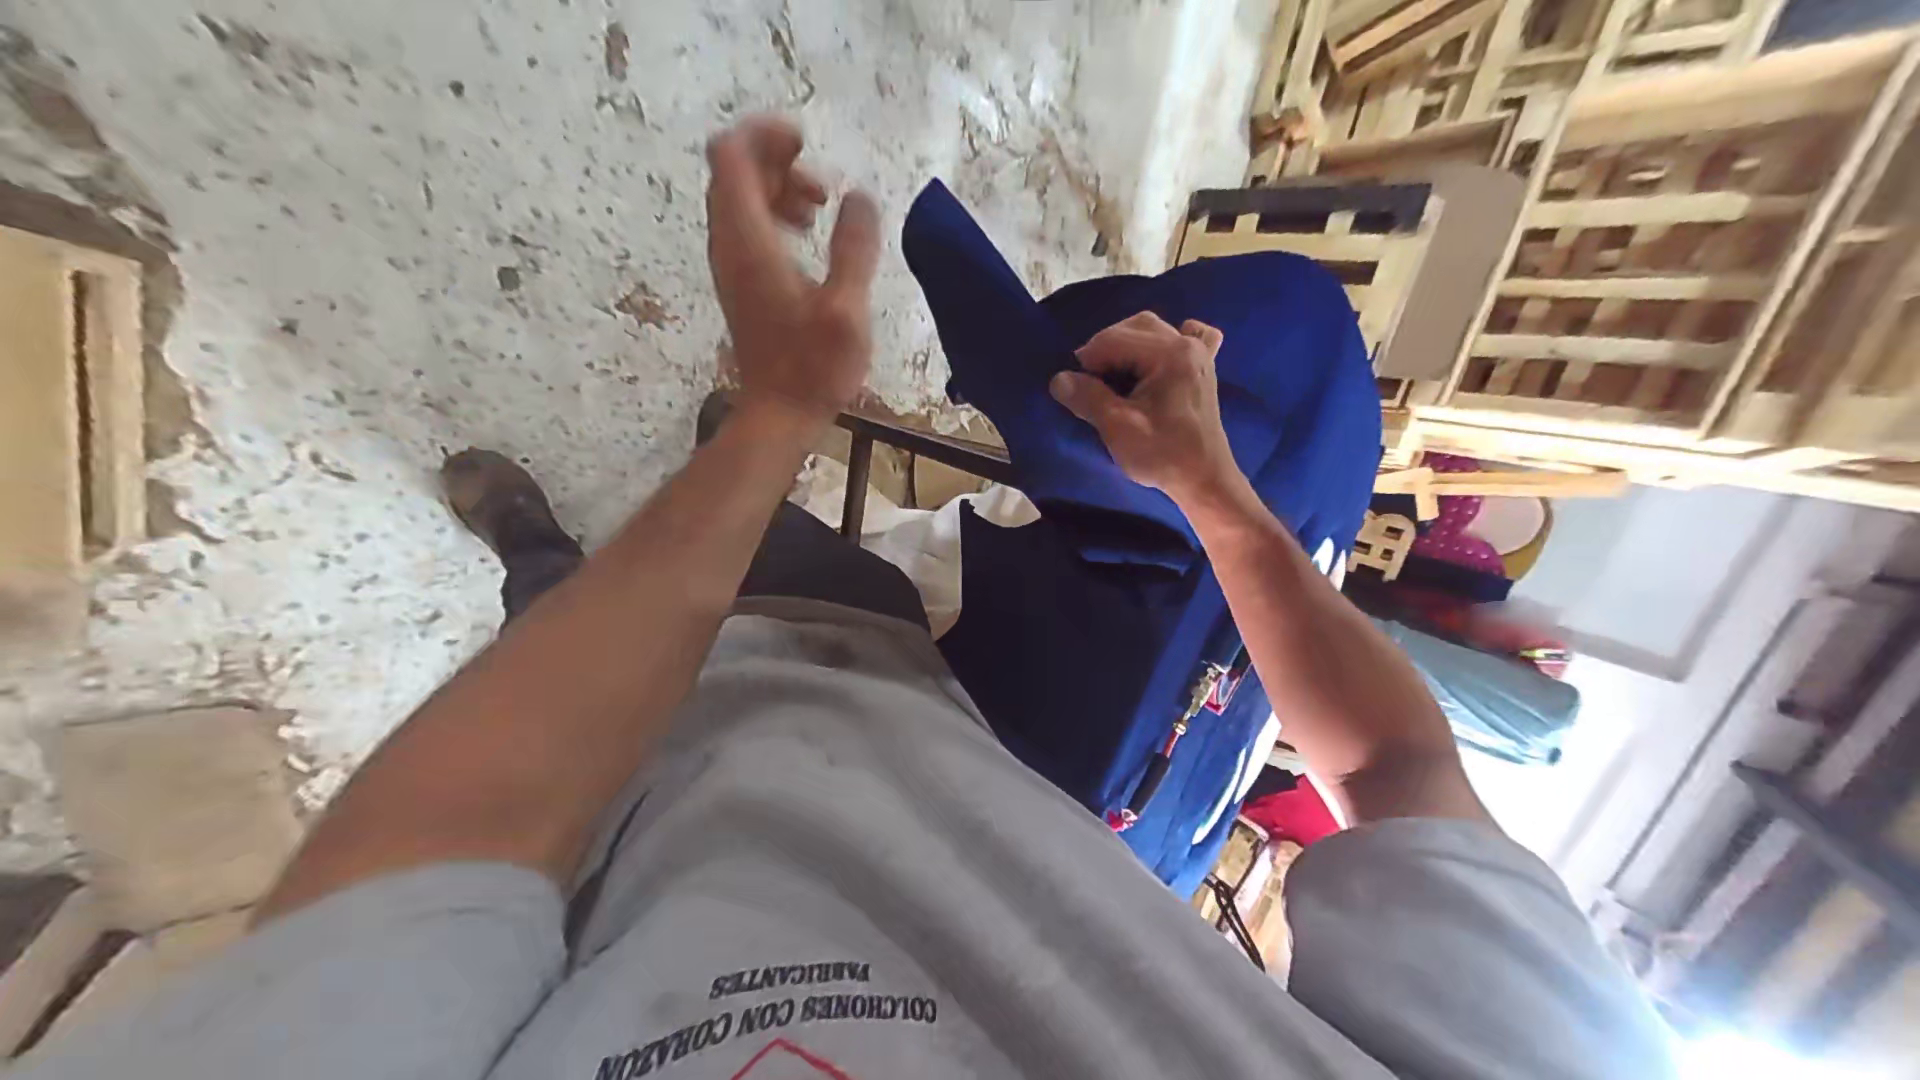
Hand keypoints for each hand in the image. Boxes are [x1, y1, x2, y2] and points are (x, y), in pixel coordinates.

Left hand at [705, 116, 879, 426]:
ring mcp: (730, 265)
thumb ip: (854, 248)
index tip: (806, 144)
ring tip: (819, 211)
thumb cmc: (814, 367)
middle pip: (734, 171)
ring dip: (777, 189)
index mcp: (750, 241)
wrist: (779, 414)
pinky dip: (772, 216)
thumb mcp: (847, 308)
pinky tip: (806, 239)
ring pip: (739, 199)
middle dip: (776, 161)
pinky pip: (745, 227)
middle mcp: (729, 245)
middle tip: (822, 187)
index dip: (764, 134)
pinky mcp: (739, 284)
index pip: (733, 154)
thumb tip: (860, 198)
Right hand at [1049, 312, 1248, 508]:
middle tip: (1091, 384)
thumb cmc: (1162, 455)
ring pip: (1153, 330)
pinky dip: (1166, 342)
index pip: (1113, 339)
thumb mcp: (1118, 428)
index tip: (1077, 392)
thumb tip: (1058, 379)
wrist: (1204, 479)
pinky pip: (1188, 337)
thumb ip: (1087, 398)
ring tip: (1114, 378)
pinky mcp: (1203, 368)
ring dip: (1127, 346)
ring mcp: (1200, 353)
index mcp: (1169, 353)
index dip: (1087, 363)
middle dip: (1105, 350)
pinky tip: (1158, 356)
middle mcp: (1187, 344)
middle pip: (1133, 327)